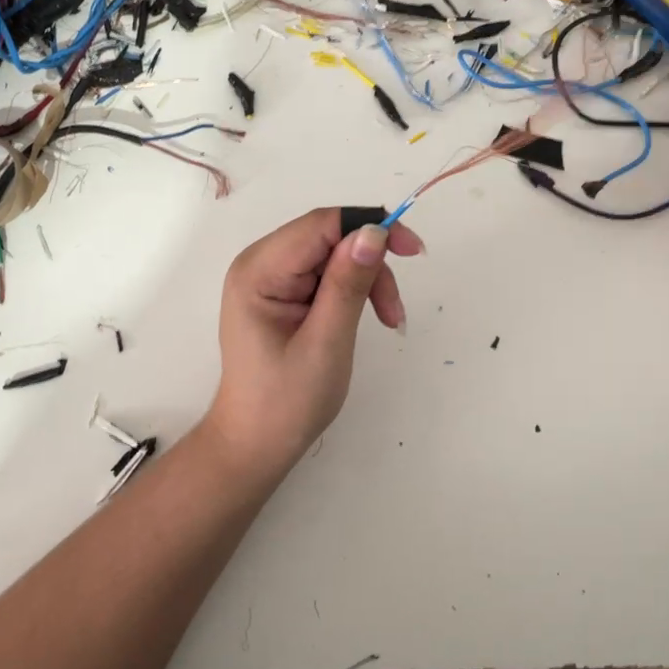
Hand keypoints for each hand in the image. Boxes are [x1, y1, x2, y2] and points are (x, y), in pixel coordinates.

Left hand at [201, 209, 424, 479]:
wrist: (255, 443)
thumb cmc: (286, 402)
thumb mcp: (325, 343)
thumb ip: (348, 284)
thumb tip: (374, 230)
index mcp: (258, 271)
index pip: (320, 225)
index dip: (369, 227)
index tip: (413, 251)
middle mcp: (258, 263)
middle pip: (328, 237)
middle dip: (369, 264)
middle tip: (395, 310)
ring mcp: (268, 277)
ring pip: (332, 254)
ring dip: (366, 280)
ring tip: (390, 321)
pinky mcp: (281, 292)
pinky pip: (324, 273)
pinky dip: (353, 290)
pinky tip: (371, 317)